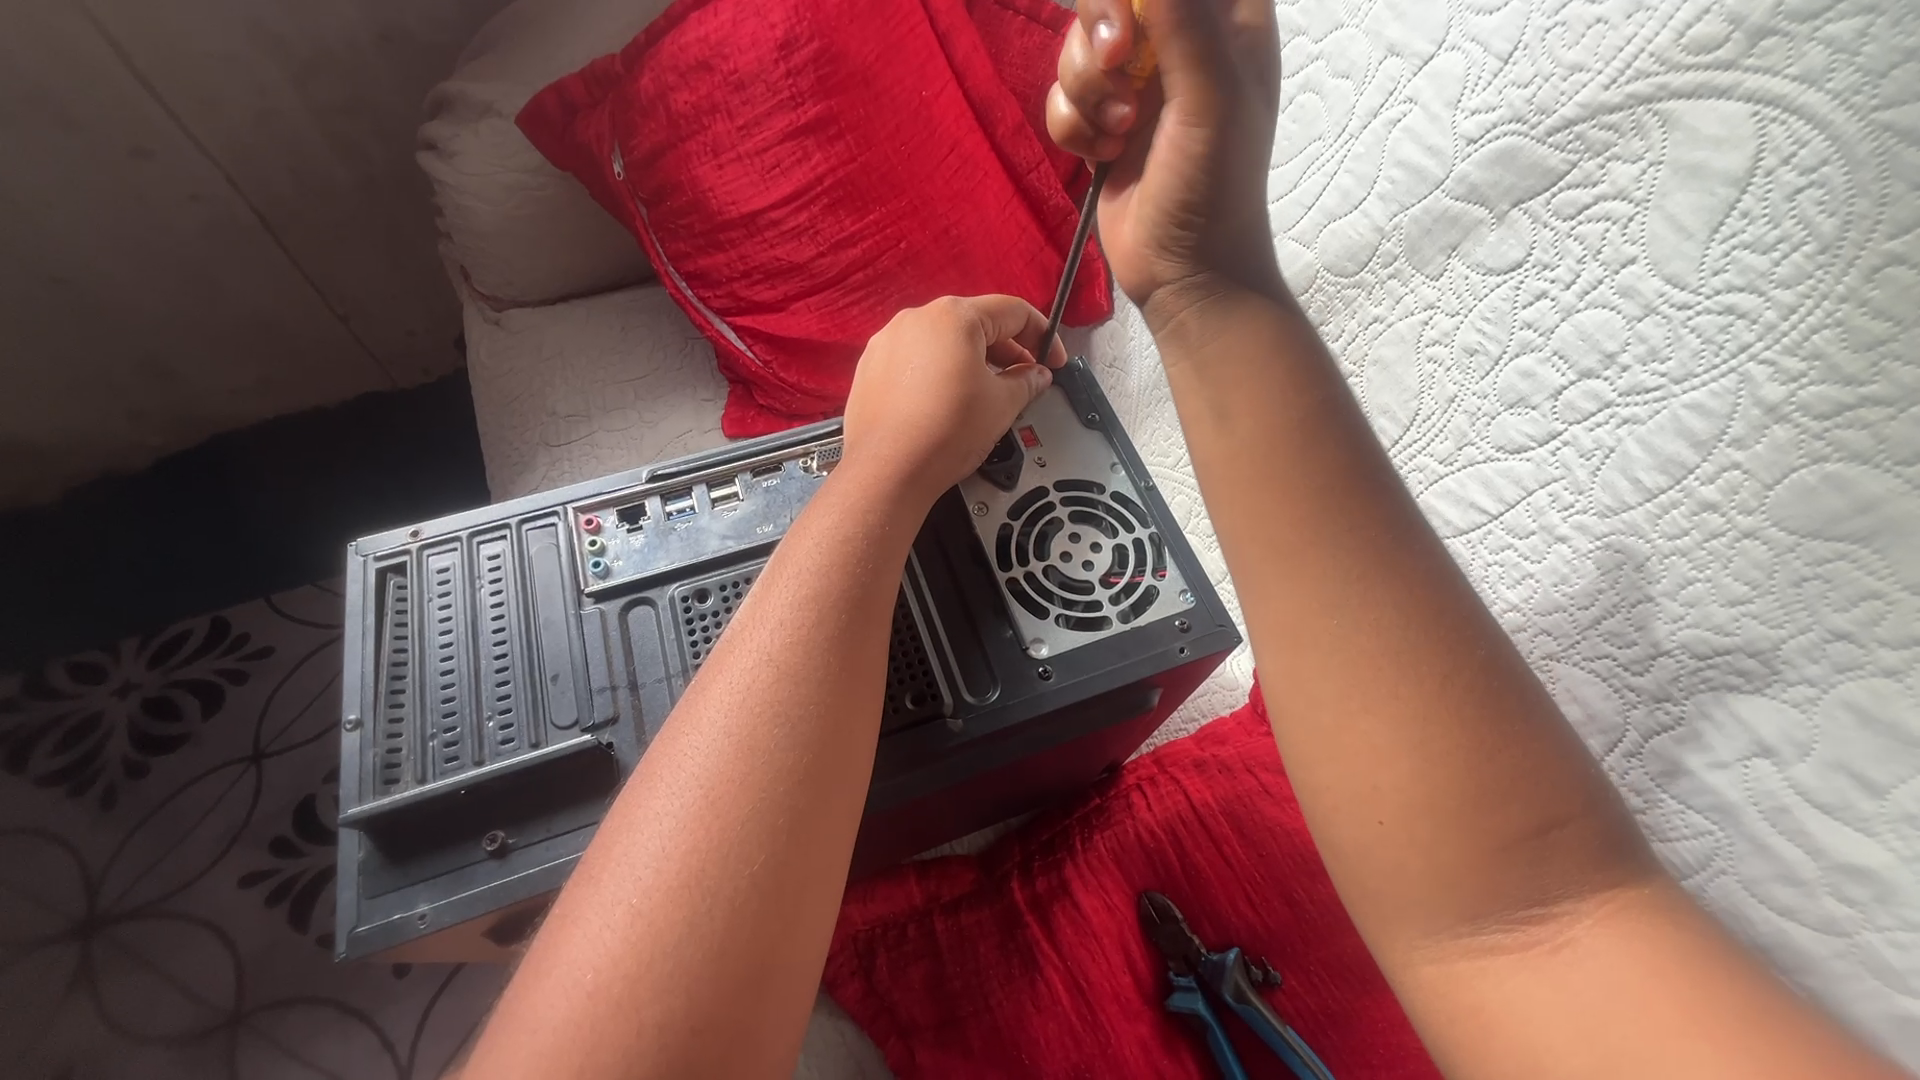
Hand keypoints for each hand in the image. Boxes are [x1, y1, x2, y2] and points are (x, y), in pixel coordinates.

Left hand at [841, 295, 1066, 506]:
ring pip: (943, 341)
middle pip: (975, 323)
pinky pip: (915, 360)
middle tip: (1024, 379)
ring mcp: (888, 342)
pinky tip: (947, 403)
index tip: (1053, 361)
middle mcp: (916, 319)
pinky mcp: (870, 368)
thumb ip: (1026, 382)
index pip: (1013, 311)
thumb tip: (1037, 375)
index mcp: (954, 317)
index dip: (1043, 336)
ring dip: (972, 361)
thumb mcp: (1002, 406)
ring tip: (986, 394)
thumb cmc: (946, 433)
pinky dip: (939, 373)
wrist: (887, 472)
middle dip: (1006, 350)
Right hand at [1046, 0, 1284, 324]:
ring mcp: (1136, 86)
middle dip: (1100, 25)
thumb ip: (1183, 21)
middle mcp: (1177, 42)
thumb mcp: (1211, 96)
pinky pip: (1062, 98)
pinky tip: (1103, 156)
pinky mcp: (1101, 124)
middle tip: (1116, 62)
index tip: (1133, 22)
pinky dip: (1074, 126)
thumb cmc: (1213, 186)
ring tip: (1120, 132)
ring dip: (1086, 89)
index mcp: (1225, 20)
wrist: (1182, 271)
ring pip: (1079, 46)